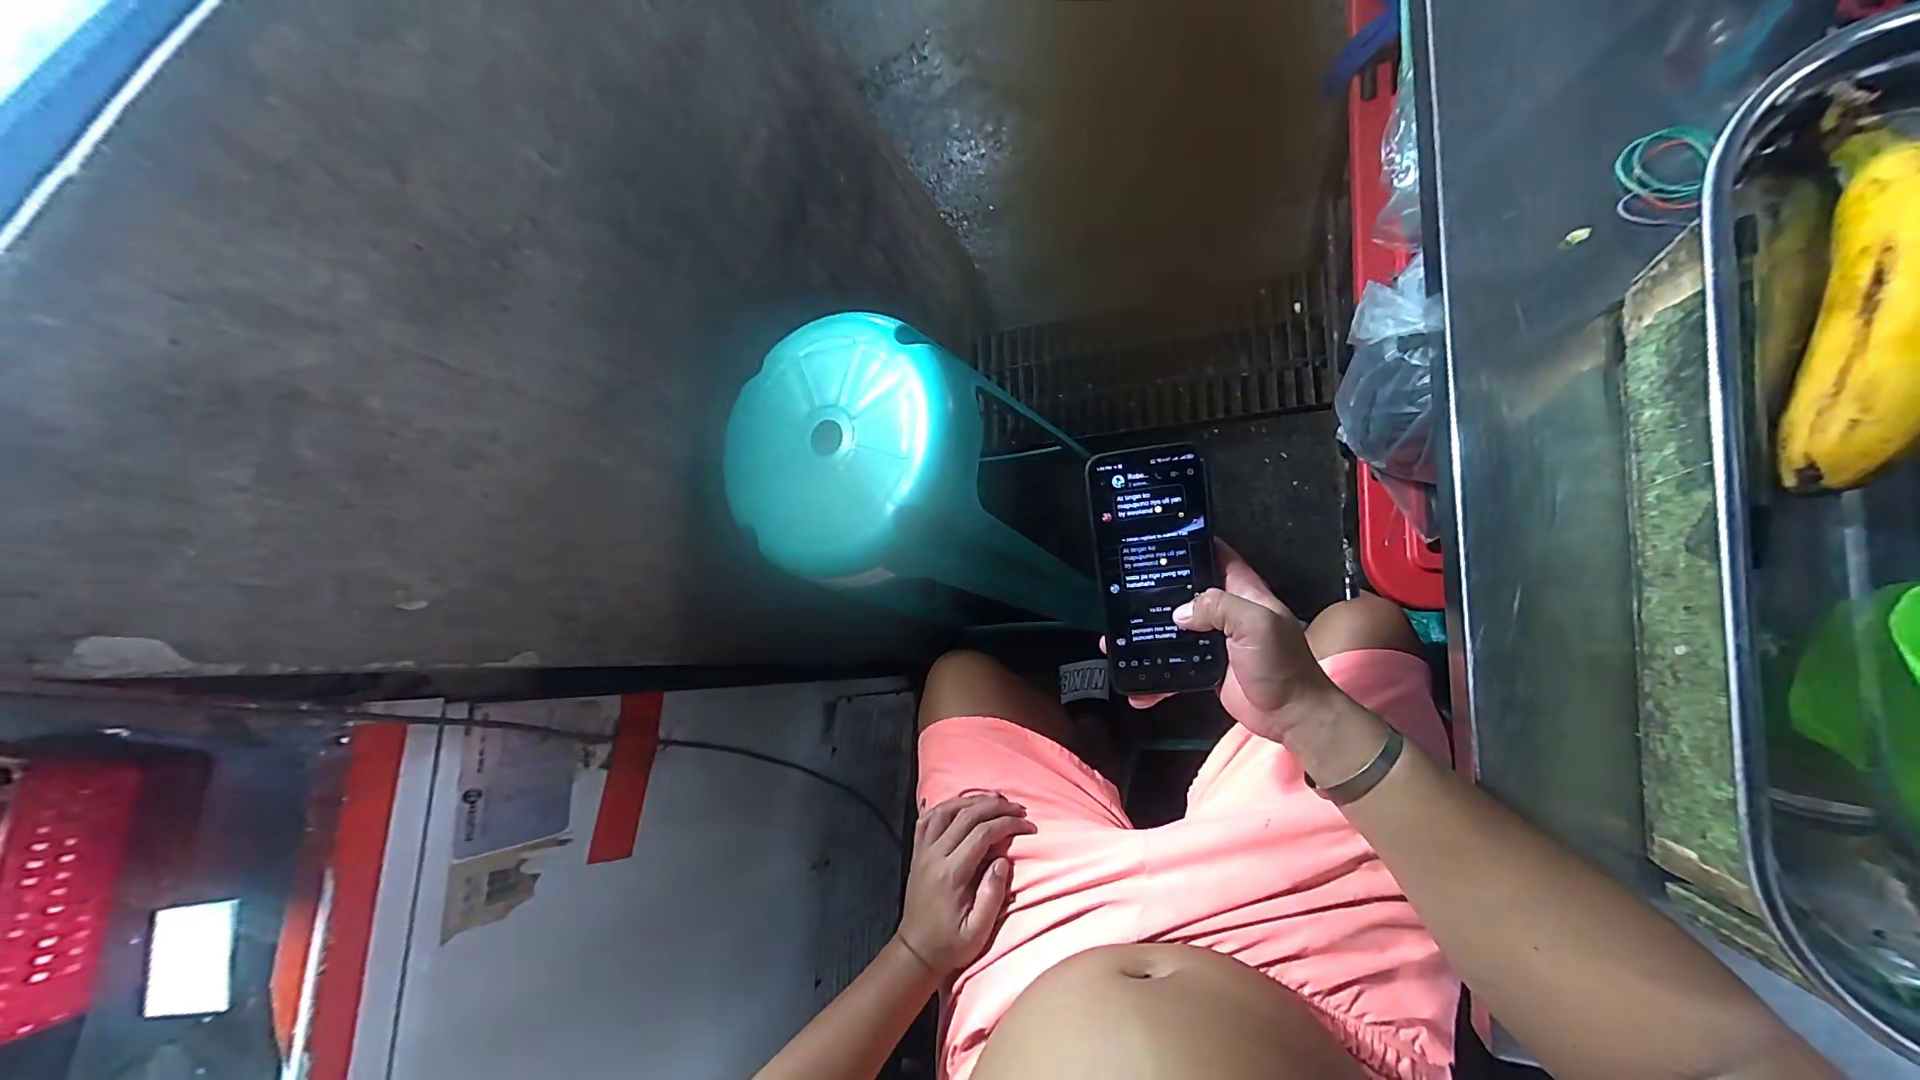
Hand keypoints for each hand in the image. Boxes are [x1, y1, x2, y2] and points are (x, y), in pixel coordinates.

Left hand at [894, 793, 1034, 975]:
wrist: (916, 951)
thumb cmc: (950, 944)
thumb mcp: (978, 932)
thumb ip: (992, 896)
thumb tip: (1003, 860)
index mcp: (951, 874)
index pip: (982, 834)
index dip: (1007, 824)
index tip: (1028, 825)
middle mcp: (935, 856)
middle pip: (966, 816)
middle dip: (995, 807)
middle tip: (1018, 807)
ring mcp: (923, 851)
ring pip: (945, 811)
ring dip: (971, 800)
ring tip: (994, 799)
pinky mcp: (917, 852)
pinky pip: (927, 819)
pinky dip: (944, 806)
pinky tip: (960, 803)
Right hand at [1108, 541, 1343, 743]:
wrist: (1292, 717)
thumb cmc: (1281, 665)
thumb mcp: (1256, 624)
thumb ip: (1219, 606)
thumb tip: (1179, 612)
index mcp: (1244, 592)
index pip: (1217, 556)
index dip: (1193, 543)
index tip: (1161, 539)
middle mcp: (1228, 612)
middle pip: (1188, 591)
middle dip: (1160, 589)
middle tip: (1126, 585)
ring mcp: (1216, 640)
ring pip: (1177, 628)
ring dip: (1151, 632)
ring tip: (1118, 634)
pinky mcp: (1207, 667)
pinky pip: (1175, 665)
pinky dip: (1157, 675)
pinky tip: (1137, 684)